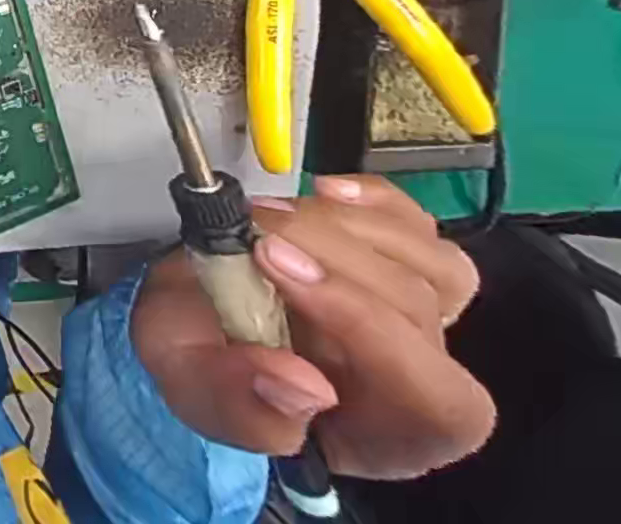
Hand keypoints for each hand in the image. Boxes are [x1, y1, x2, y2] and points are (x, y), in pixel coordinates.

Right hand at [133, 174, 495, 478]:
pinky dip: (374, 200)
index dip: (357, 319)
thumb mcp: (190, 389)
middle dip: (323, 252)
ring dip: (341, 224)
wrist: (194, 321)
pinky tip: (323, 193)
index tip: (270, 263)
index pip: (426, 387)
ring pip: (429, 261)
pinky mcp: (393, 261)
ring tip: (265, 215)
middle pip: (413, 303)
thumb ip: (238, 405)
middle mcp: (423, 373)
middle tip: (247, 231)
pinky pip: (416, 224)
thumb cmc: (202, 361)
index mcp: (389, 427)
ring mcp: (417, 313)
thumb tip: (301, 385)